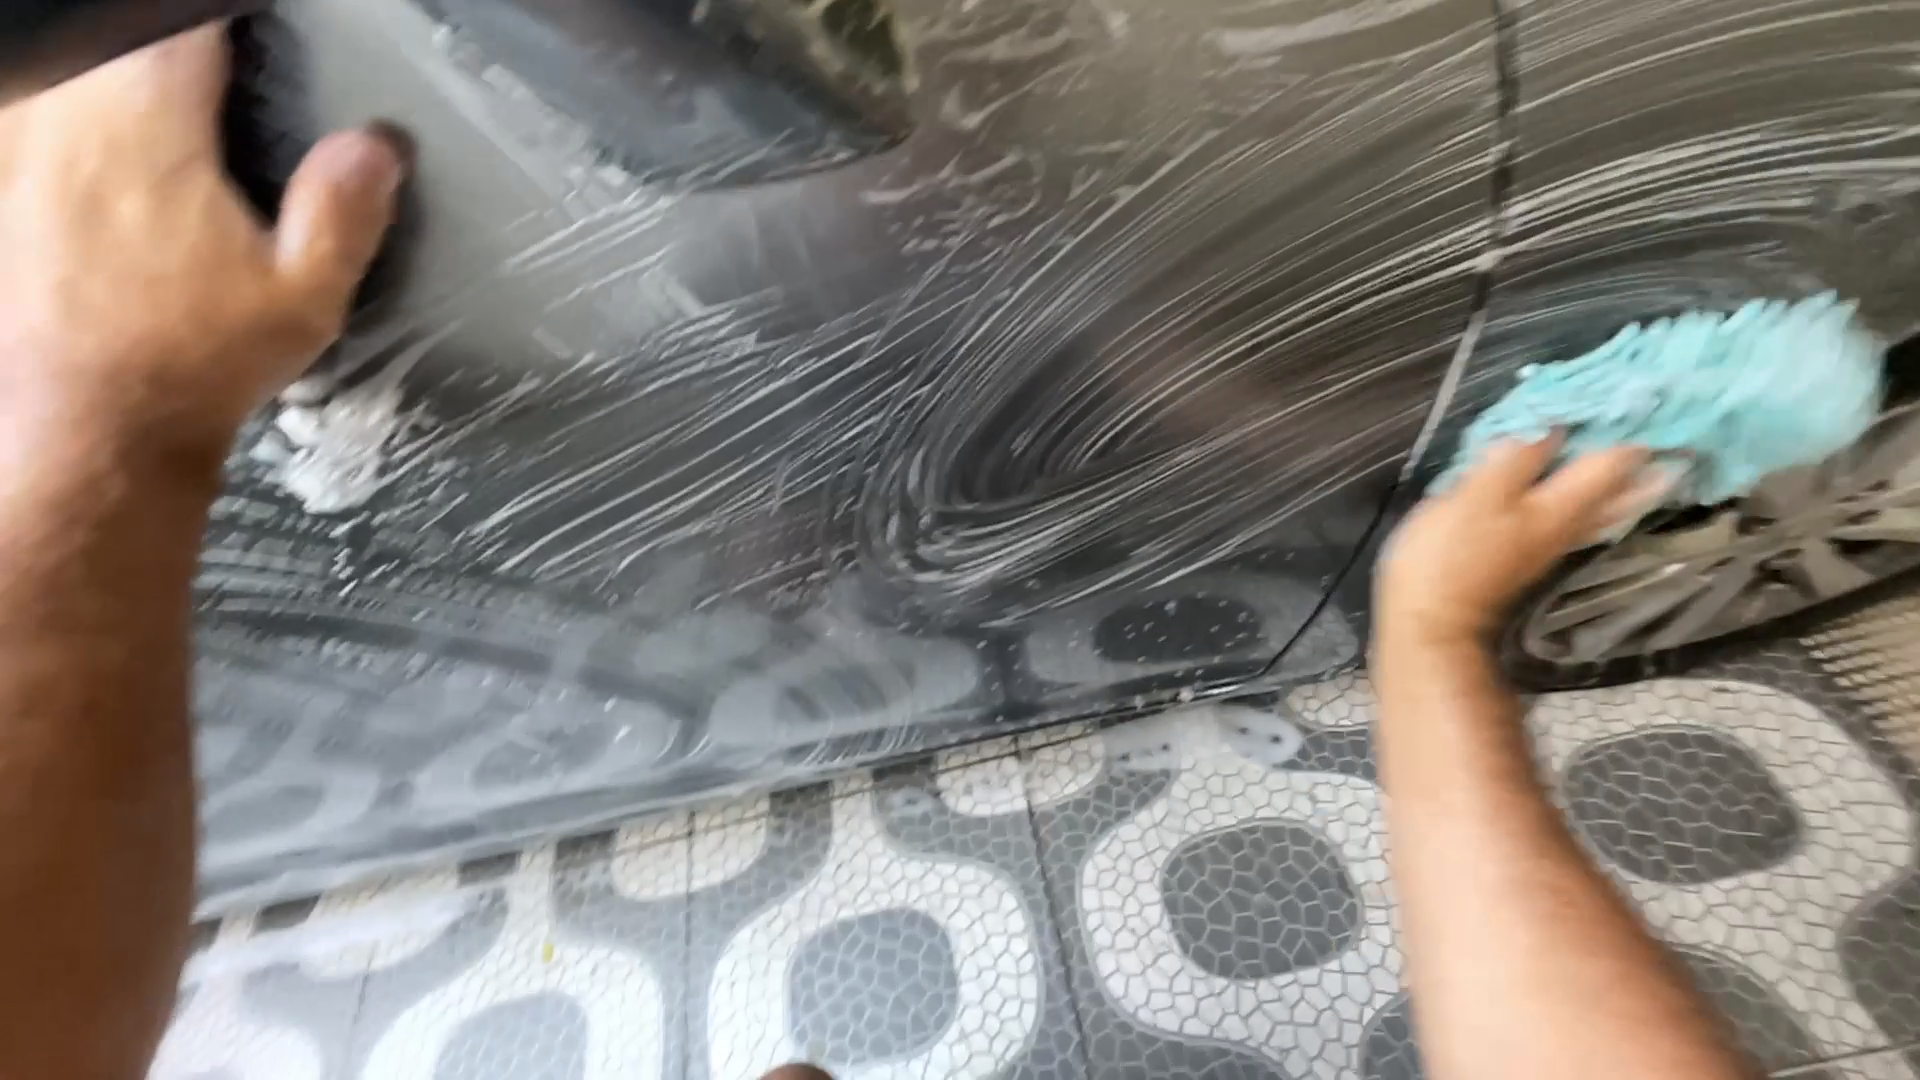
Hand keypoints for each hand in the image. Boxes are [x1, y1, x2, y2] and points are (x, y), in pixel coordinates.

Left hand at [0, 25, 404, 468]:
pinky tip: (96, 113)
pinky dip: (69, 91)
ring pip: (59, 62)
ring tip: (170, 71)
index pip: (181, 30)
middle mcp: (66, 119)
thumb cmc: (206, 351)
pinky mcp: (1, 172)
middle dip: (172, 37)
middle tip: (218, 50)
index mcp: (151, 136)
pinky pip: (33, 101)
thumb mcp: (307, 294)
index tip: (260, 30)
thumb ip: (343, 211)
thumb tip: (377, 143)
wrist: (95, 408)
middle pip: (112, 36)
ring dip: (117, 59)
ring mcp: (18, 142)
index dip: (223, 23)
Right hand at [1377, 436, 1664, 644]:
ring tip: (1660, 472)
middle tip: (1681, 436)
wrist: (1429, 621)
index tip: (1651, 394)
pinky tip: (1598, 506)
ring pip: (1605, 512)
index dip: (1626, 426)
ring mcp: (1547, 546)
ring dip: (1631, 490)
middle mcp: (1564, 525)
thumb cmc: (1445, 557)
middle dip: (1644, 463)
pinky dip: (1599, 507)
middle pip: (1617, 491)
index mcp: (1555, 506)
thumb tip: (1551, 424)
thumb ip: (1513, 462)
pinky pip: (1580, 524)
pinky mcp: (1525, 559)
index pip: (1607, 459)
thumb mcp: (1471, 499)